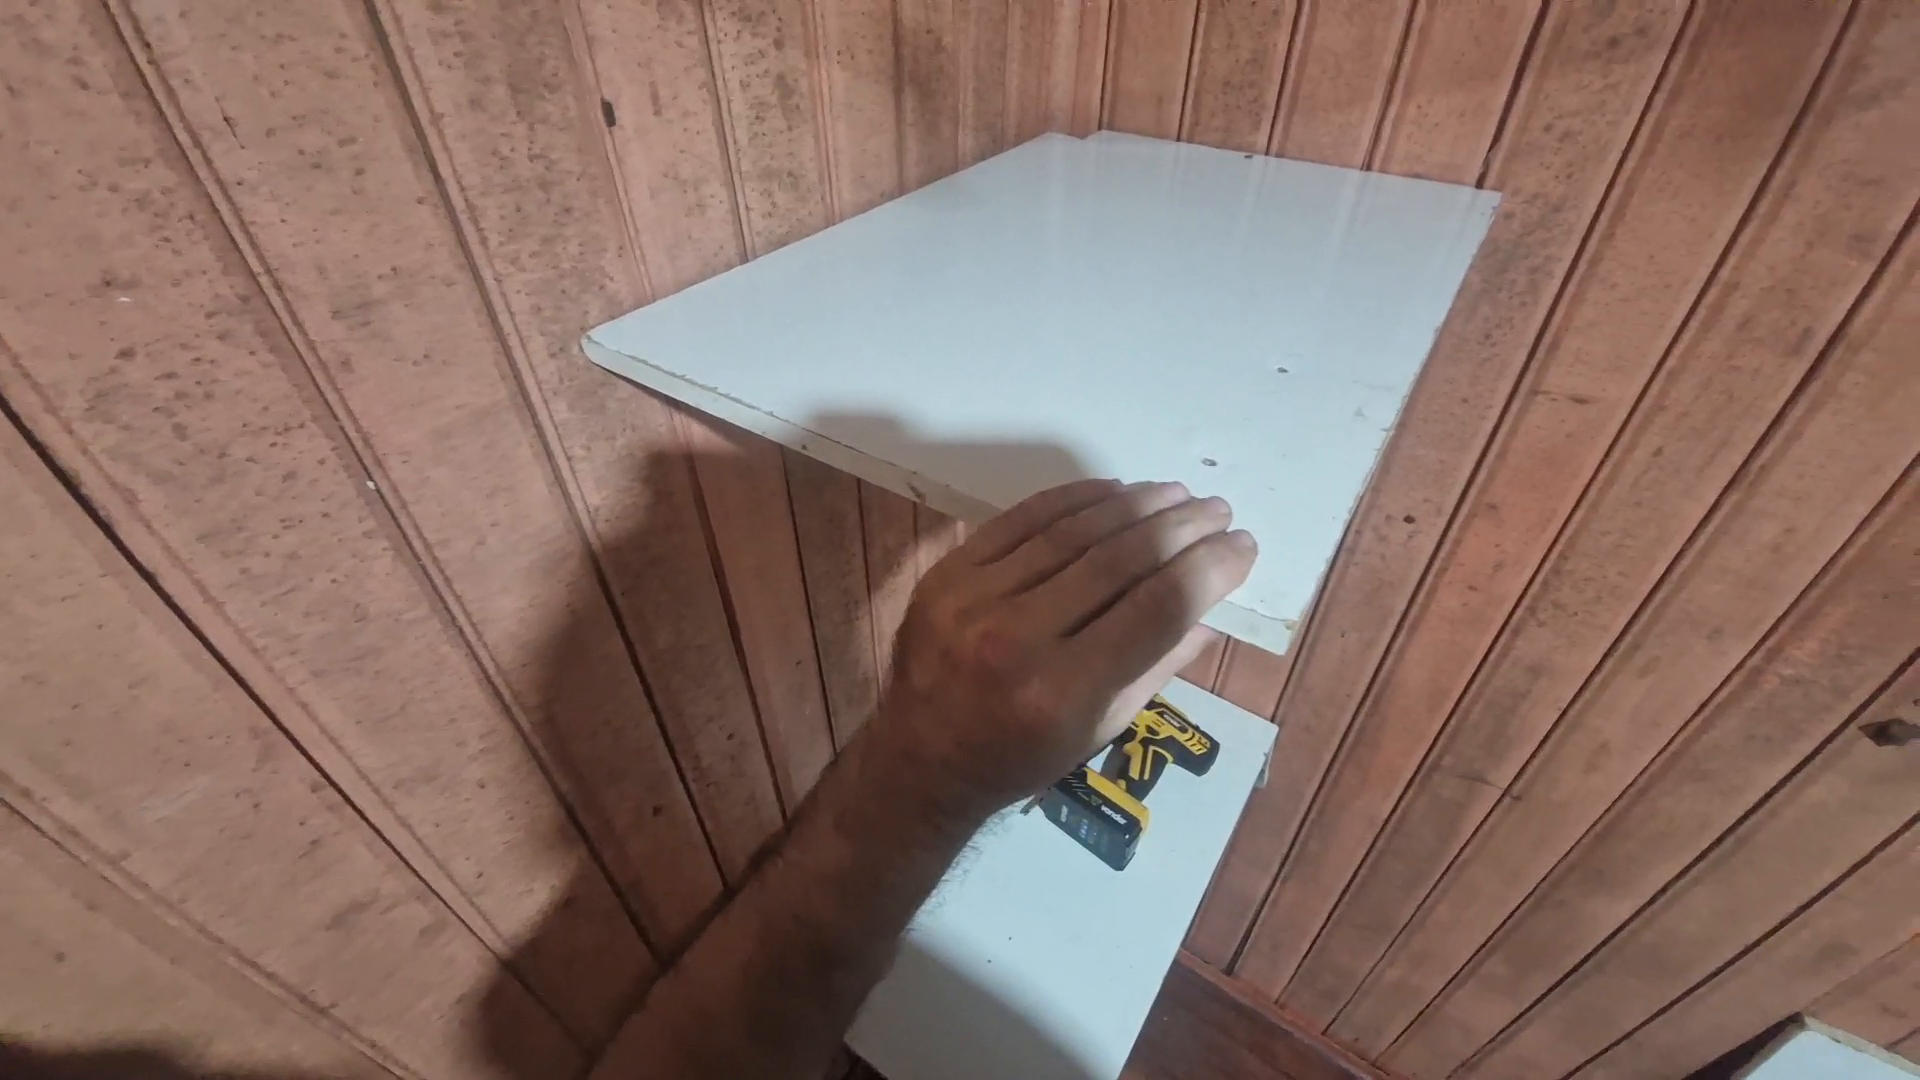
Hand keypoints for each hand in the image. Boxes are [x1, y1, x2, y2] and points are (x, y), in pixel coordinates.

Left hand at [867, 479, 1256, 820]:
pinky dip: (1074, 499)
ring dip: (1134, 504)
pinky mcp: (948, 572)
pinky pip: (1022, 519)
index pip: (1156, 608)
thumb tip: (1210, 606)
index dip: (1210, 569)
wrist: (921, 756)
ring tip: (1175, 493)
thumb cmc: (1020, 758)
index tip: (1242, 545)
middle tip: (1217, 509)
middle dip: (1180, 527)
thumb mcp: (1098, 731)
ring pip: (1073, 532)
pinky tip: (1113, 490)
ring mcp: (974, 598)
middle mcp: (1016, 638)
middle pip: (1118, 560)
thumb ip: (1157, 667)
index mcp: (1063, 693)